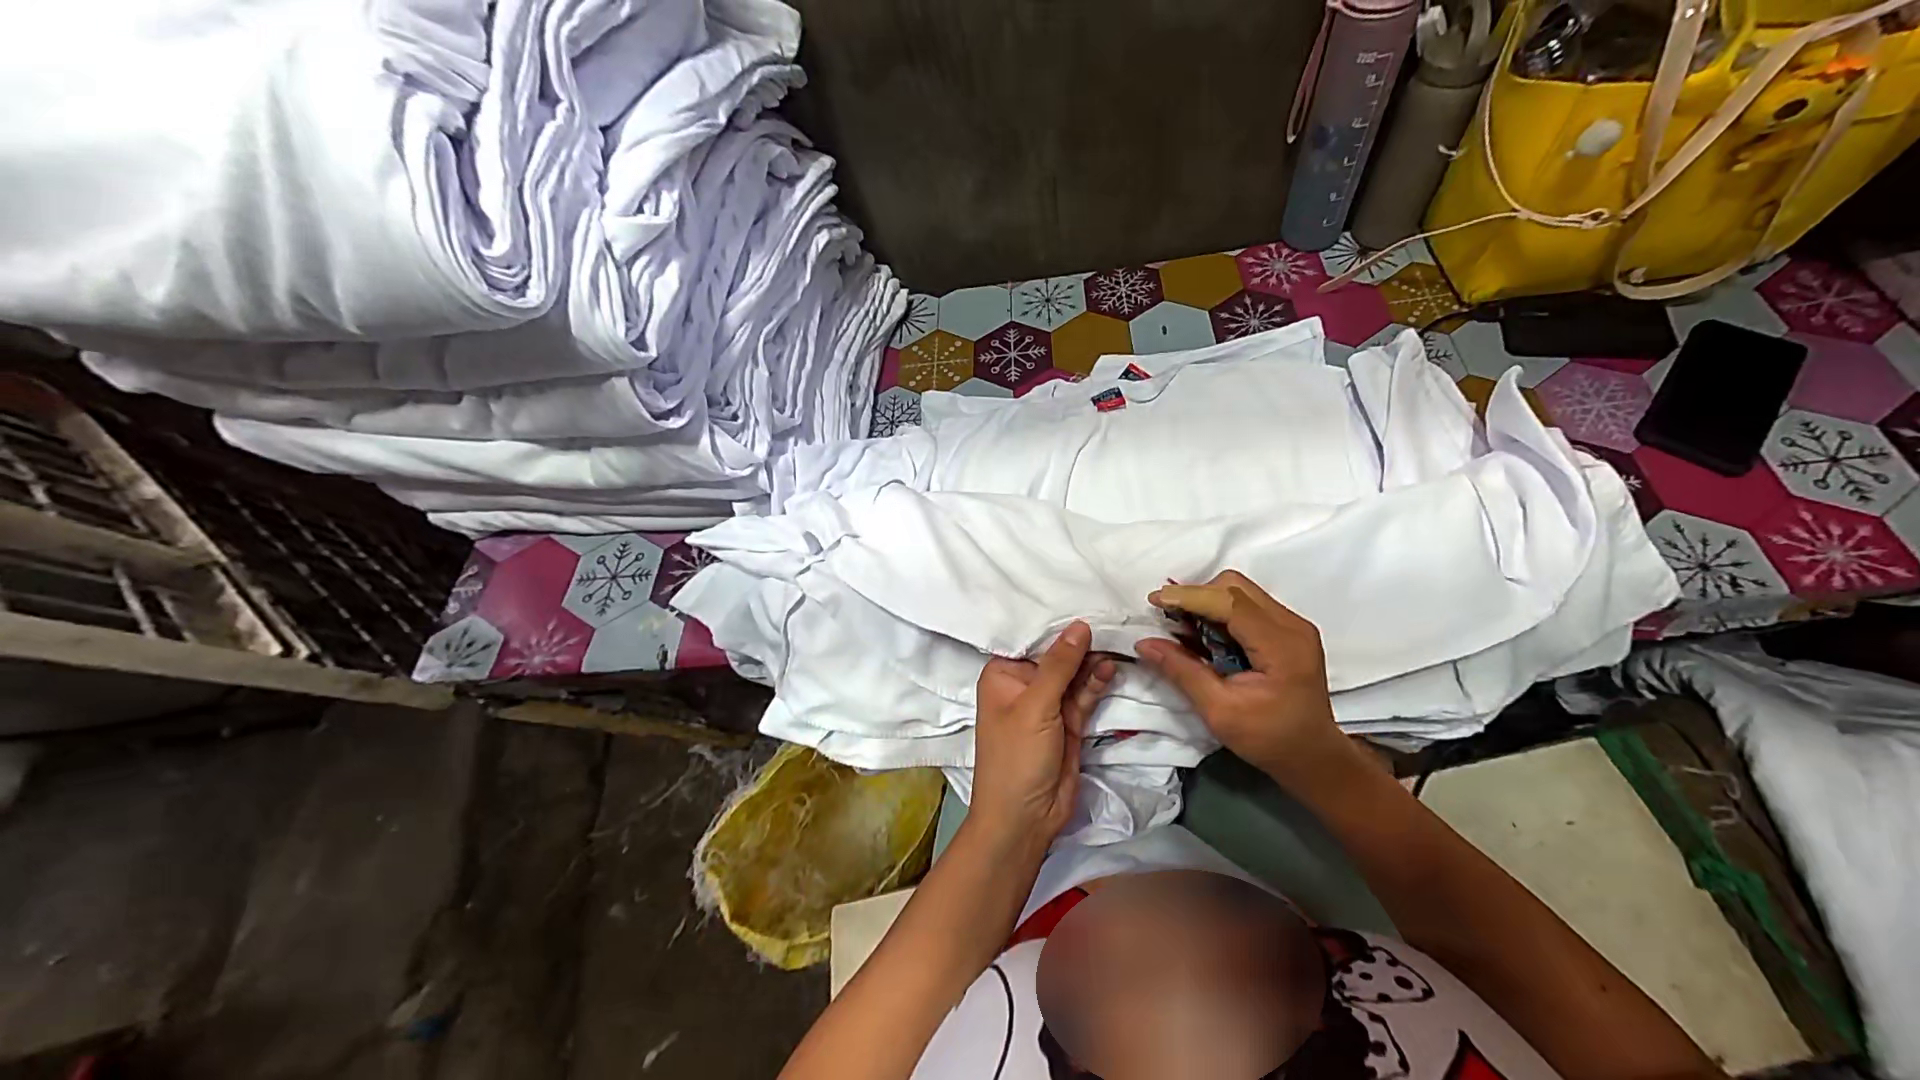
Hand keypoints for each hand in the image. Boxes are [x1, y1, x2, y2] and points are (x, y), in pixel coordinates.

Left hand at [971, 621, 1117, 843]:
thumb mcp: (1036, 707)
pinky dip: (1097, 683)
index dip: (1056, 624)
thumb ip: (1060, 665)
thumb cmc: (1016, 757)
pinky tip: (1111, 668)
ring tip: (1118, 643)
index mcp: (1002, 676)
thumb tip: (1080, 625)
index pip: (1030, 640)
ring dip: (1093, 663)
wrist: (1025, 818)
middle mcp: (1023, 686)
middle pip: (1056, 656)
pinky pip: (1084, 695)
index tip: (1085, 600)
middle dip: (1081, 643)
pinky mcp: (1068, 723)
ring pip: (1073, 675)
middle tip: (1112, 622)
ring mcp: (1047, 705)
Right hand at [1135, 571, 1357, 786]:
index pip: (1230, 602)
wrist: (1312, 755)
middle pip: (1235, 587)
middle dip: (1197, 596)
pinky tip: (1205, 635)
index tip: (1155, 601)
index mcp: (1281, 647)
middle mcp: (1292, 626)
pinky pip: (1246, 604)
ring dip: (1207, 602)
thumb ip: (1182, 671)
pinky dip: (1220, 612)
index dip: (1189, 597)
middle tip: (1170, 620)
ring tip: (1185, 629)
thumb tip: (1145, 644)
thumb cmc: (1268, 739)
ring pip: (1239, 590)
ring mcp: (1292, 625)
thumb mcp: (1218, 711)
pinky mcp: (1287, 630)